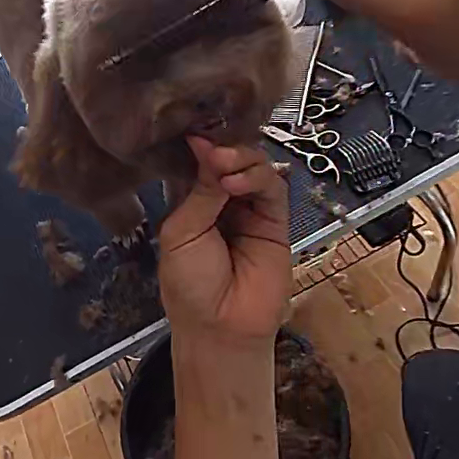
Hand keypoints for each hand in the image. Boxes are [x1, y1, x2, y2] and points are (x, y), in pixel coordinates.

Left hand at [157, 137, 290, 346]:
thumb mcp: (181, 233)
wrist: (221, 327)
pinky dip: (258, 179)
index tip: (193, 131)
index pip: (200, 164)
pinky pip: (273, 190)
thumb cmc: (190, 284)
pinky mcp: (277, 221)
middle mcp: (223, 203)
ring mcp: (252, 211)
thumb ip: (198, 191)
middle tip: (213, 151)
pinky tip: (238, 183)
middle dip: (223, 149)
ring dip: (241, 160)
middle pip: (230, 160)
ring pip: (255, 169)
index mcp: (192, 204)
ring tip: (226, 168)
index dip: (199, 147)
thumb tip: (203, 144)